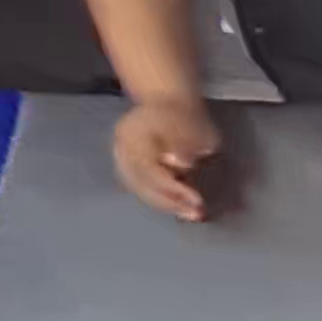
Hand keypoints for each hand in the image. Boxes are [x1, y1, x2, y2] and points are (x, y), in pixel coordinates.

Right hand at [113, 97, 219, 220]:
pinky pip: (142, 188)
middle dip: (170, 202)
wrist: (169, 105)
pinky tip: (183, 209)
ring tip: (193, 214)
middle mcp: (123, 146)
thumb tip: (177, 161)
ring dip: (167, 206)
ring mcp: (123, 156)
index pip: (146, 167)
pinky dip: (163, 202)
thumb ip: (185, 144)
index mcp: (134, 133)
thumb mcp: (194, 128)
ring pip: (139, 188)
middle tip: (198, 214)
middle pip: (139, 181)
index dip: (171, 187)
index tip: (197, 200)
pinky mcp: (131, 167)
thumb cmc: (186, 119)